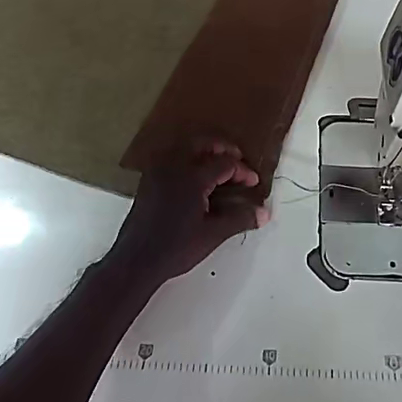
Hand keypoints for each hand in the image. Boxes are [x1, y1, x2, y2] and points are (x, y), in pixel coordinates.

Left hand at [109, 139, 268, 285]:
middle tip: (237, 161)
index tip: (253, 182)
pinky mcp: (148, 179)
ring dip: (204, 151)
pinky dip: (188, 158)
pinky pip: (171, 157)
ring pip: (184, 147)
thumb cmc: (175, 247)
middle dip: (223, 148)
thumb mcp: (213, 234)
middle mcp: (174, 166)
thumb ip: (240, 218)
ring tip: (218, 167)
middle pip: (202, 142)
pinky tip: (194, 178)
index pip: (225, 163)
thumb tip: (264, 213)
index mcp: (192, 176)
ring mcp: (158, 170)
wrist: (137, 259)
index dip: (243, 171)